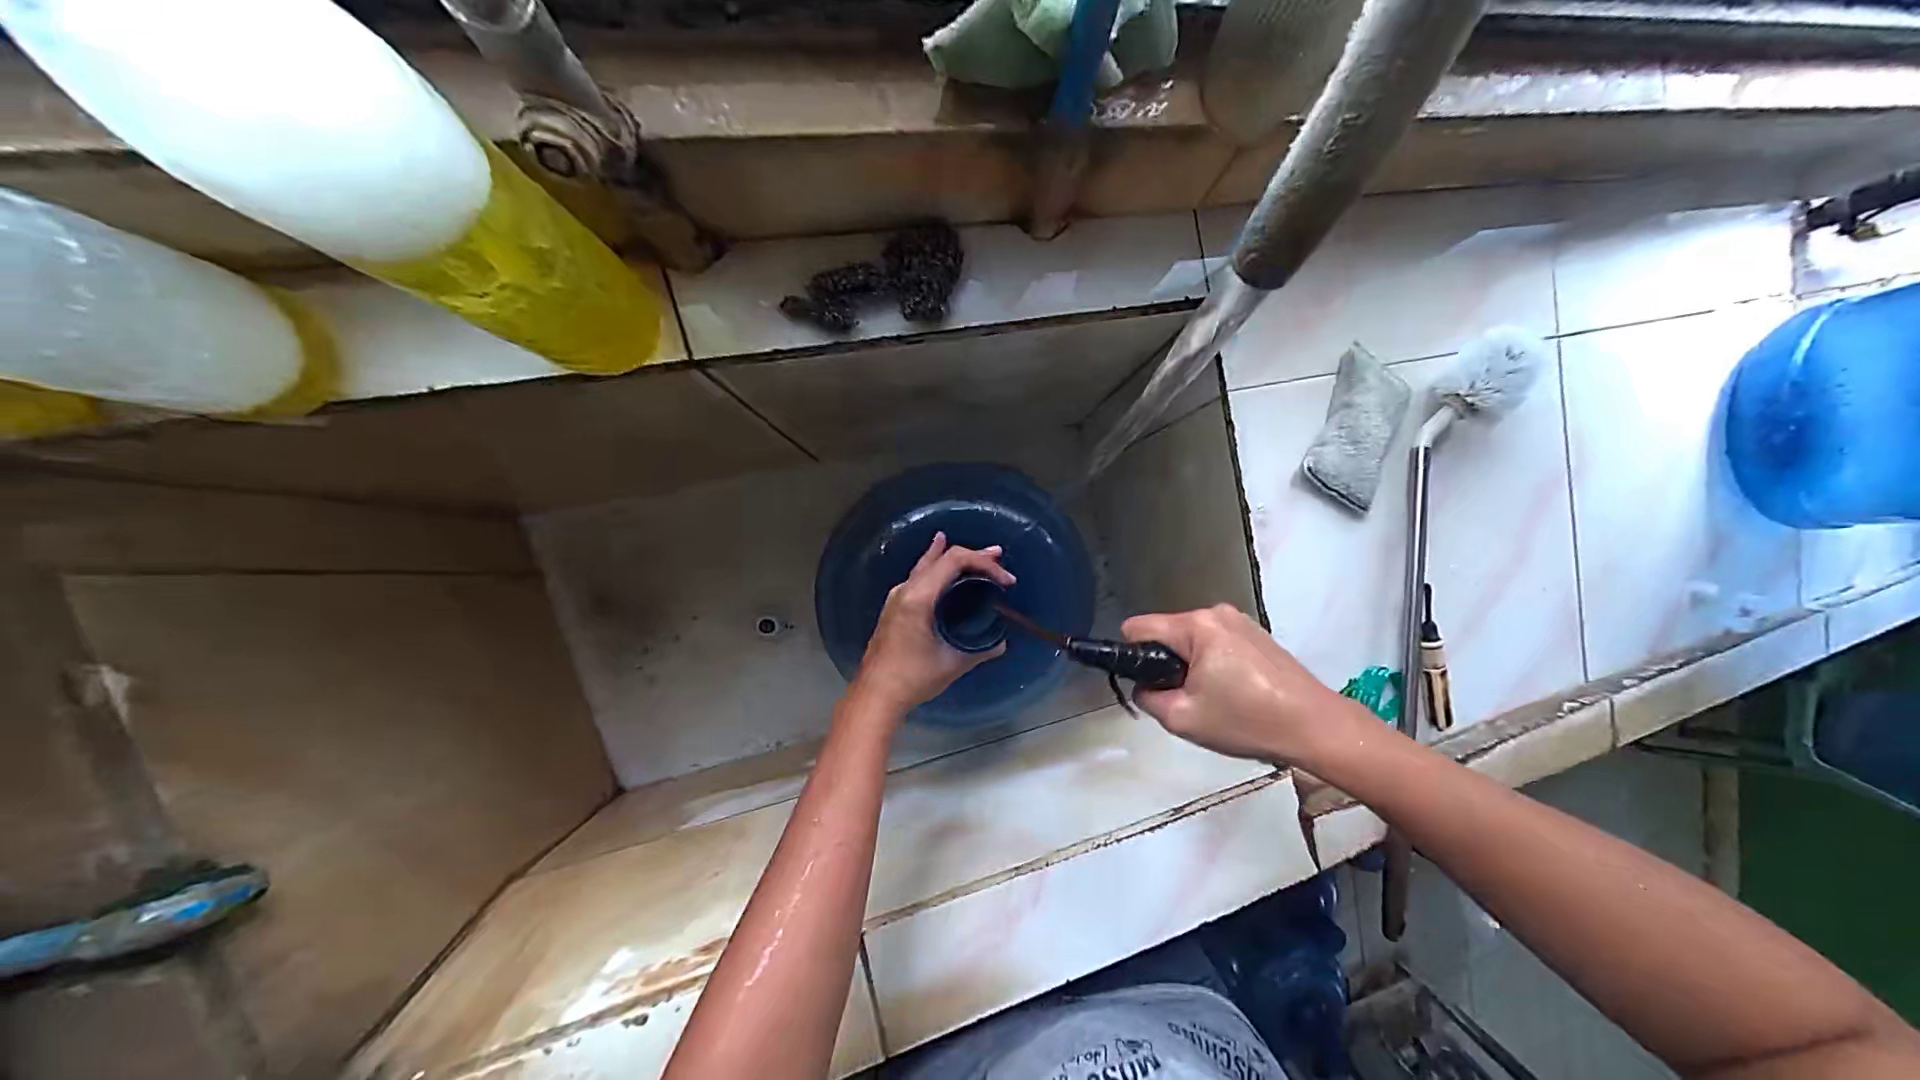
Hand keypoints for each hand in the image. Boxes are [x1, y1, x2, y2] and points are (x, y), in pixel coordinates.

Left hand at [853, 532, 1015, 711]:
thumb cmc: (913, 678)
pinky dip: (937, 567)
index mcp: (918, 597)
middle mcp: (905, 590)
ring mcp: (897, 597)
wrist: (876, 695)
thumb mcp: (952, 663)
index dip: (984, 564)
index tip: (1006, 581)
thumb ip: (980, 650)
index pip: (954, 562)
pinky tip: (941, 564)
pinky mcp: (895, 607)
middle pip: (942, 558)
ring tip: (978, 556)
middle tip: (997, 555)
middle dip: (973, 556)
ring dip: (954, 559)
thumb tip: (1000, 643)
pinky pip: (920, 576)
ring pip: (928, 565)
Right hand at [1121, 604, 1375, 765]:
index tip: (1146, 683)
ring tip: (1214, 700)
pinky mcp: (1257, 635)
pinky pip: (1217, 644)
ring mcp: (1241, 622)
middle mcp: (1217, 613)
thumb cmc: (1246, 721)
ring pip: (1193, 640)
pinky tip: (1233, 693)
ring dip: (1192, 666)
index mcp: (1196, 626)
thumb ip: (1147, 697)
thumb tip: (1145, 686)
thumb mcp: (1182, 719)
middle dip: (1168, 664)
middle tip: (1187, 700)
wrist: (1316, 727)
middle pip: (1168, 634)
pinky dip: (1214, 665)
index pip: (1138, 627)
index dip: (1131, 655)